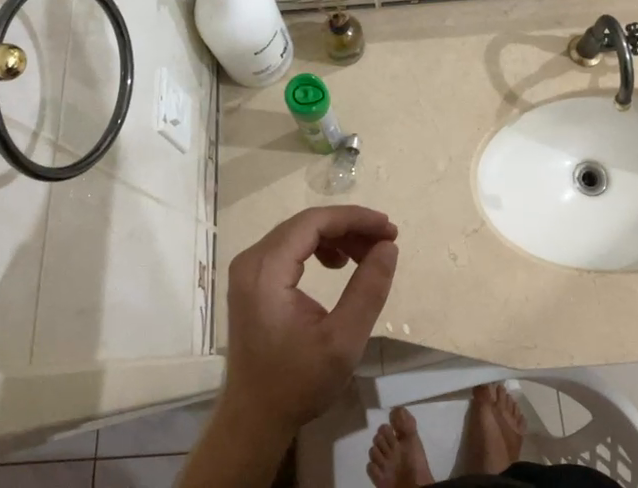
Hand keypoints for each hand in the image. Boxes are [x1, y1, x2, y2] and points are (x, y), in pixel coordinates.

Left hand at [221, 206, 398, 434]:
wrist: (255, 417)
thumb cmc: (297, 383)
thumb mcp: (342, 340)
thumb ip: (368, 290)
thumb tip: (388, 247)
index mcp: (266, 270)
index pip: (313, 222)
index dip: (354, 219)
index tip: (389, 228)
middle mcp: (251, 261)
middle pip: (305, 224)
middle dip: (349, 227)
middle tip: (385, 242)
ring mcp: (248, 270)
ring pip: (298, 234)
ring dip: (336, 238)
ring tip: (367, 256)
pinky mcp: (252, 282)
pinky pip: (289, 250)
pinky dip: (318, 250)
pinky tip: (339, 266)